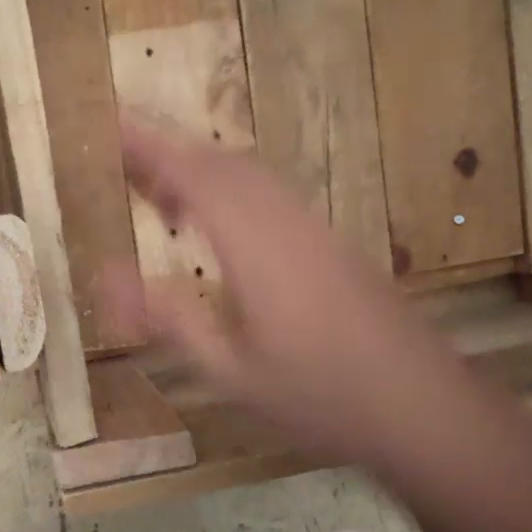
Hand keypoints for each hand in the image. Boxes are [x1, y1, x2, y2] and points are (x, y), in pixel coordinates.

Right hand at [99, 120, 476, 470]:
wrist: (425, 410)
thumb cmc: (320, 397)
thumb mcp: (230, 371)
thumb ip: (169, 318)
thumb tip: (106, 276)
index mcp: (255, 246)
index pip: (194, 176)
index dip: (150, 146)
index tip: (113, 121)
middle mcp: (287, 223)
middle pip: (223, 165)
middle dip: (170, 151)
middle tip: (122, 155)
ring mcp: (316, 231)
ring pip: (251, 176)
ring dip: (202, 171)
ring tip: (159, 193)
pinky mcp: (333, 245)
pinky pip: (271, 195)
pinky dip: (231, 191)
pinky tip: (217, 225)